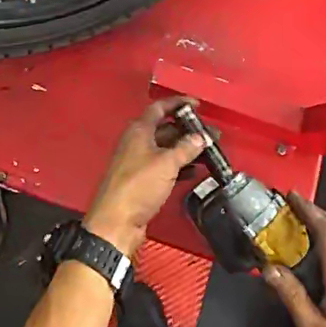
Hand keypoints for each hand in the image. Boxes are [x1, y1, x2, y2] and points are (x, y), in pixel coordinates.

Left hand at [83, 98, 206, 255]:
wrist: (116, 223)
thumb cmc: (137, 187)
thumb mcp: (167, 164)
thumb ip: (186, 148)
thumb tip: (200, 137)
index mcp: (138, 131)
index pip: (159, 108)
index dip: (178, 103)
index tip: (195, 105)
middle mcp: (136, 142)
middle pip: (164, 128)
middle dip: (186, 129)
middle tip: (208, 132)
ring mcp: (137, 162)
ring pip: (165, 148)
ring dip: (185, 148)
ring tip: (207, 151)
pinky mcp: (141, 181)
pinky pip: (163, 166)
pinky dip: (178, 166)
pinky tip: (193, 171)